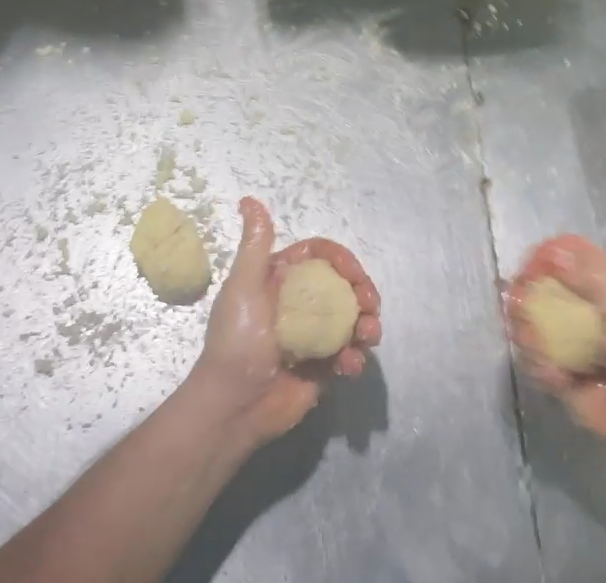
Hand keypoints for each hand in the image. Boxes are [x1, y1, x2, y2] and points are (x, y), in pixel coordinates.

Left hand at [191, 197, 381, 444]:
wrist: (234, 406)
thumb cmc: (237, 340)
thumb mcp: (243, 287)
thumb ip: (255, 244)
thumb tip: (249, 199)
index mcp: (280, 281)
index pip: (320, 257)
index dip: (342, 260)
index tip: (355, 275)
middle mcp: (298, 304)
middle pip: (343, 287)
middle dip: (363, 293)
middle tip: (371, 306)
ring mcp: (312, 337)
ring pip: (352, 320)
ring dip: (367, 324)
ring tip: (368, 336)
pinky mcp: (322, 367)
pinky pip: (348, 354)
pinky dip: (355, 357)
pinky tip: (350, 365)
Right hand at [506, 235, 605, 456]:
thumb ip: (593, 282)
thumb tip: (553, 252)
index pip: (571, 256)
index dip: (549, 256)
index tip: (533, 267)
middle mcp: (585, 309)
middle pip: (543, 286)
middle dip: (526, 293)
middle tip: (518, 305)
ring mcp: (570, 341)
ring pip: (530, 322)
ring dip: (528, 332)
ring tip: (536, 345)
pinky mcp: (559, 373)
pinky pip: (534, 359)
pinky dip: (538, 365)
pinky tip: (556, 377)